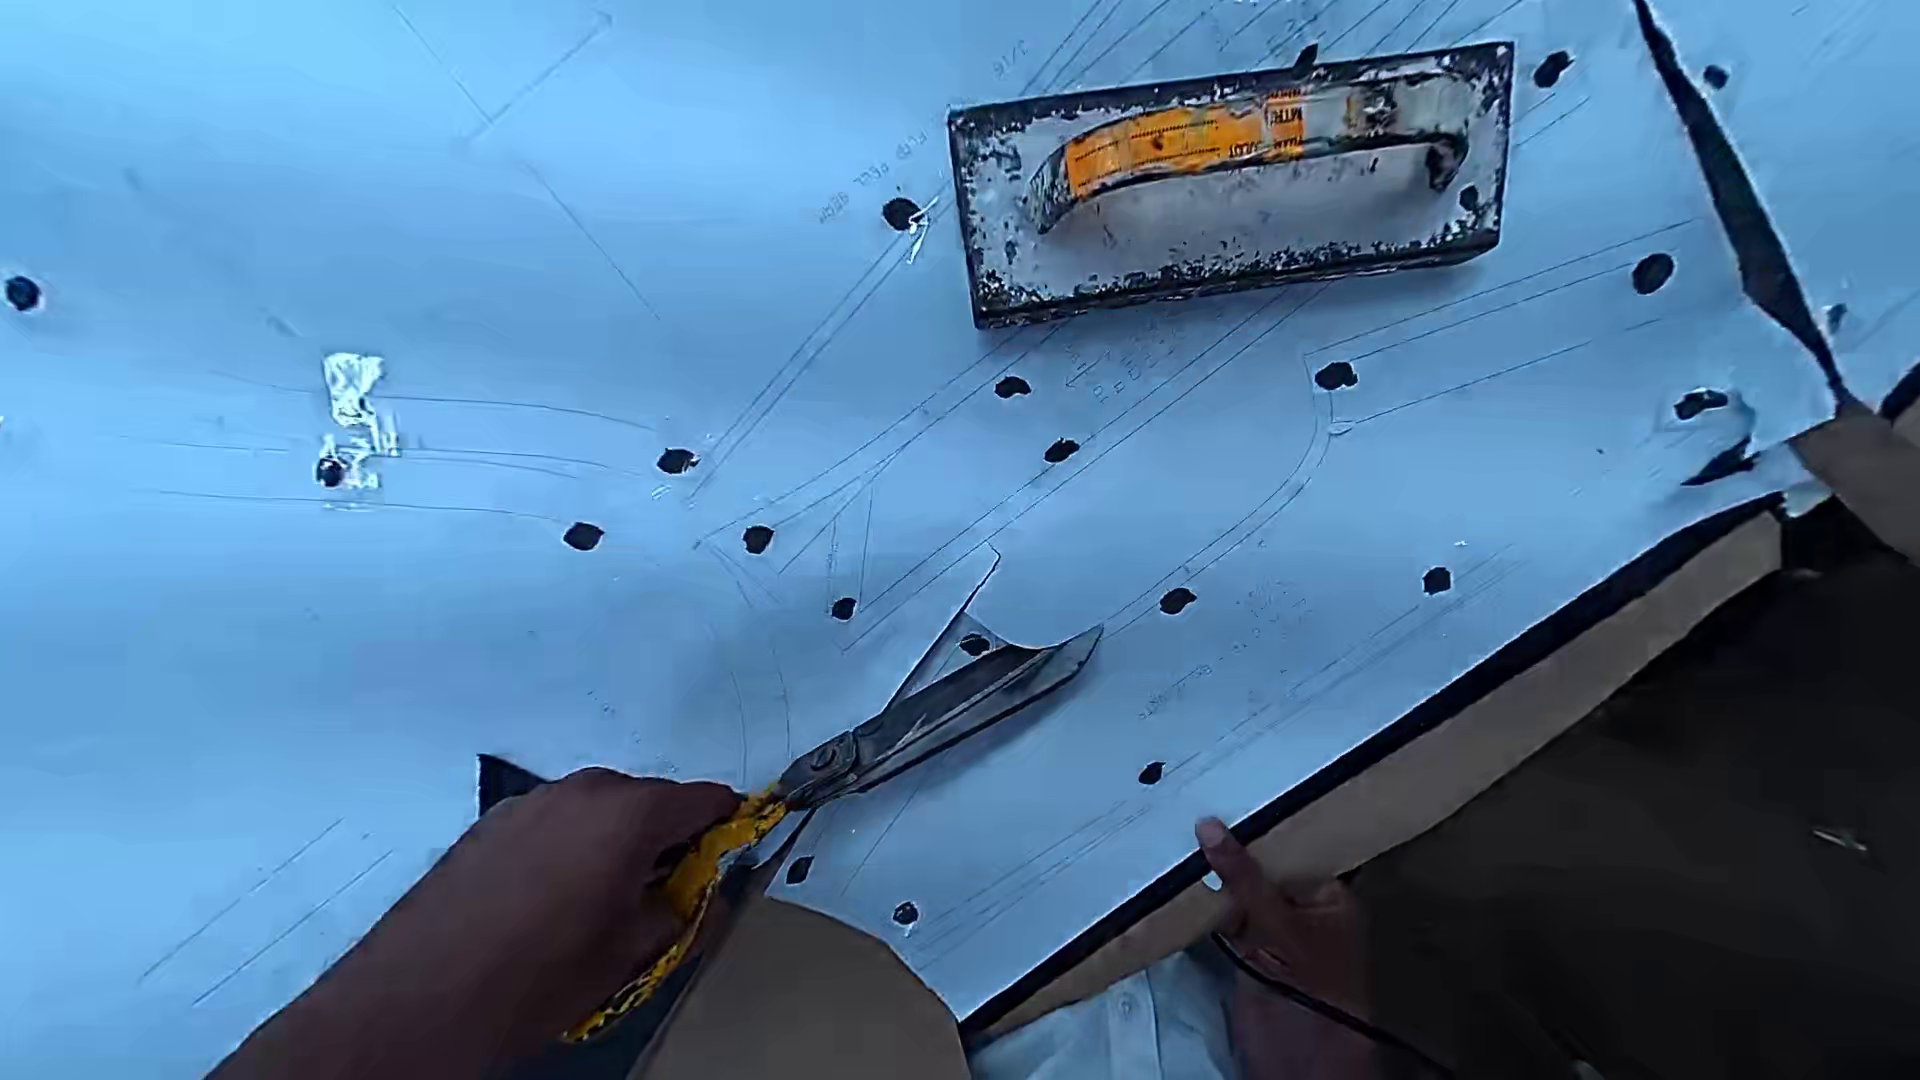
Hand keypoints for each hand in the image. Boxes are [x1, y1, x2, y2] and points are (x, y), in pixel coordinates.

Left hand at [212, 769, 738, 1079]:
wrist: (402, 1012)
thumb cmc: (538, 979)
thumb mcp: (632, 953)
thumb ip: (687, 907)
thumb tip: (706, 887)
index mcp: (635, 811)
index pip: (710, 798)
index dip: (726, 825)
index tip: (720, 858)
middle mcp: (593, 787)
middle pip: (657, 799)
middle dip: (667, 837)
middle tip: (652, 890)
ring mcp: (539, 797)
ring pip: (607, 806)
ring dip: (618, 837)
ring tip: (589, 895)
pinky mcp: (497, 817)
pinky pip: (561, 816)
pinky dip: (572, 841)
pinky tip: (540, 894)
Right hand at [1197, 817, 1377, 1078]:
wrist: (1299, 1068)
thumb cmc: (1312, 993)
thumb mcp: (1281, 930)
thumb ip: (1243, 878)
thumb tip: (1206, 823)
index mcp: (1327, 897)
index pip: (1291, 845)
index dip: (1259, 820)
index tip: (1222, 790)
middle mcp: (1299, 905)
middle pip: (1259, 863)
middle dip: (1228, 840)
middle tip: (1191, 796)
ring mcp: (1269, 925)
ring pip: (1237, 883)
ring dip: (1211, 864)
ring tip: (1177, 819)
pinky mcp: (1243, 942)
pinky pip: (1220, 906)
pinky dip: (1201, 891)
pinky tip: (1175, 862)